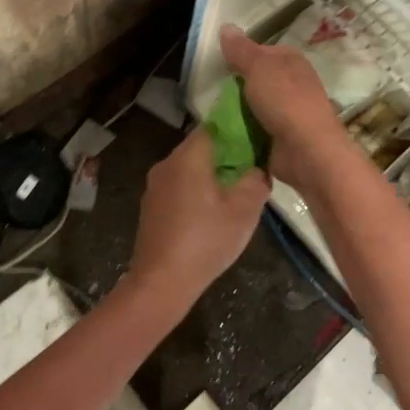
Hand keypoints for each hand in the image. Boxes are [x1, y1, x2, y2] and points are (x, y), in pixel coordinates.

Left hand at [127, 129, 268, 300]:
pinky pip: (178, 187)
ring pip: (189, 169)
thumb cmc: (205, 240)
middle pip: (200, 148)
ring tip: (234, 193)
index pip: (214, 127)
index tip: (256, 143)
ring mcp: (155, 186)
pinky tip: (211, 213)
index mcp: (188, 157)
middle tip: (251, 170)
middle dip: (226, 156)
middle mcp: (166, 164)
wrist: (161, 282)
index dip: (237, 131)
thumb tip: (258, 169)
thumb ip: (256, 181)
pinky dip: (196, 192)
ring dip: (211, 176)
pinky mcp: (151, 207)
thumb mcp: (244, 211)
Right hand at [219, 24, 358, 196]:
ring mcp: (288, 111)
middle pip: (255, 80)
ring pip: (254, 106)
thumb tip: (226, 26)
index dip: (239, 57)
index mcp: (291, 60)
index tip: (219, 68)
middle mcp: (292, 83)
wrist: (307, 151)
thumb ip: (241, 50)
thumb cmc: (285, 101)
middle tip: (213, 95)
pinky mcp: (282, 136)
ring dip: (236, 113)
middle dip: (235, 89)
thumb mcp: (258, 68)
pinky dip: (243, 132)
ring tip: (214, 117)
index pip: (260, 52)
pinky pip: (255, 129)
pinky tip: (226, 135)